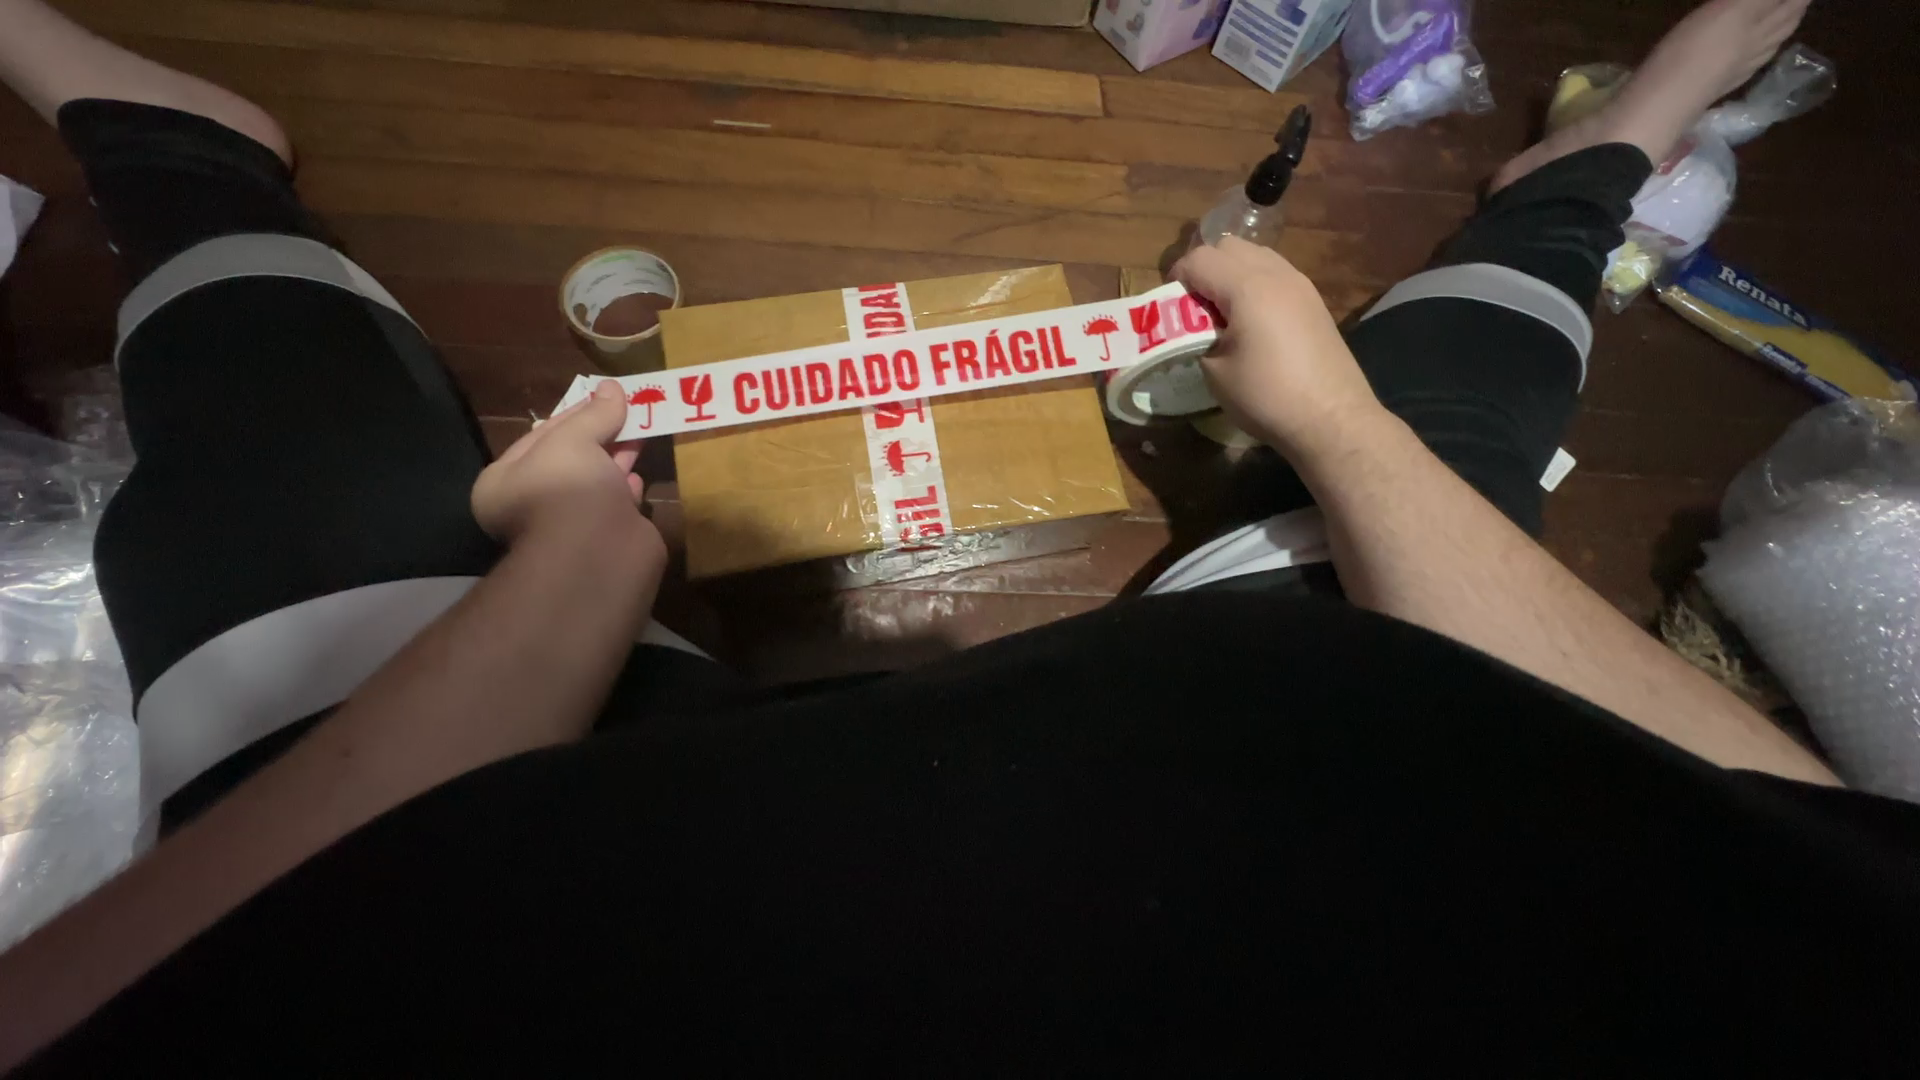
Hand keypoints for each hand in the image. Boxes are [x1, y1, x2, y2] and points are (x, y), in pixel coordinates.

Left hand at [472, 381, 659, 553]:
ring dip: (618, 459)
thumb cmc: (568, 490)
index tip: (607, 396)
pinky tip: (639, 477)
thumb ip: (593, 414)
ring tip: (644, 432)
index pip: (542, 435)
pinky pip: (617, 507)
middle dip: (602, 434)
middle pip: (572, 459)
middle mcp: (534, 503)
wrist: (598, 554)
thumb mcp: (574, 440)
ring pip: (597, 483)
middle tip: (632, 410)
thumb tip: (612, 387)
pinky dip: (628, 490)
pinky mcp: (605, 539)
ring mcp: (571, 524)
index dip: (576, 412)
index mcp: (507, 479)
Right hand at [1172, 236, 1385, 454]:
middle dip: (1203, 270)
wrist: (1330, 418)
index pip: (1199, 259)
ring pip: (1254, 256)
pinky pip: (1274, 274)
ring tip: (1222, 316)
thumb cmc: (1265, 396)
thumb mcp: (1214, 372)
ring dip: (1230, 275)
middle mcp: (1276, 274)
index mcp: (1247, 287)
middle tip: (1193, 309)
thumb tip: (1194, 329)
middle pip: (1228, 247)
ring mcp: (1300, 284)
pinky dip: (1253, 285)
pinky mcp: (1312, 301)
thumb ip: (1196, 338)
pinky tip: (1250, 323)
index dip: (1177, 279)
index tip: (1169, 308)